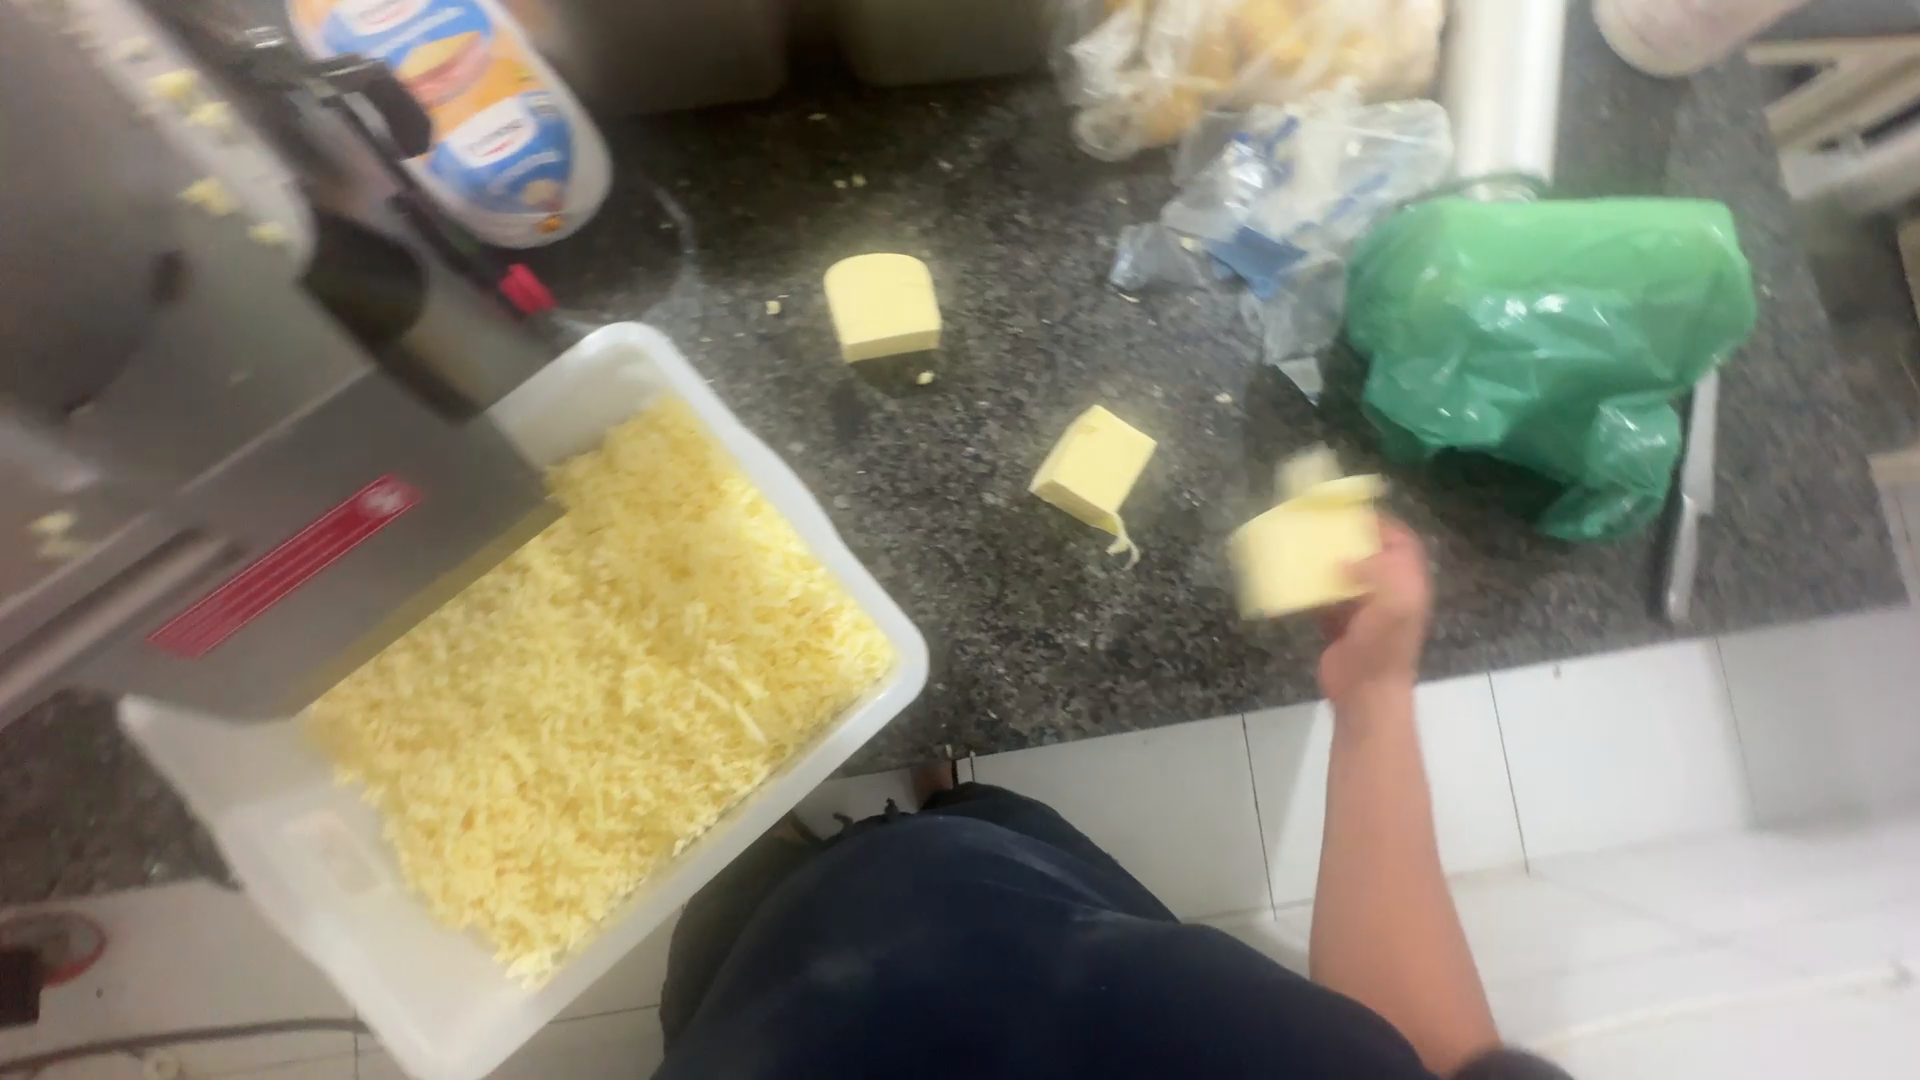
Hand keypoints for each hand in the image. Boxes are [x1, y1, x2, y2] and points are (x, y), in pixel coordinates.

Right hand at [1317, 517, 1430, 709]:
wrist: (1365, 692)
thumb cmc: (1383, 647)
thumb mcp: (1394, 603)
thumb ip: (1378, 571)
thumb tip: (1344, 559)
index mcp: (1408, 584)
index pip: (1402, 543)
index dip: (1383, 524)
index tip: (1354, 512)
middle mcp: (1388, 593)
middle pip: (1371, 555)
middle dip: (1348, 540)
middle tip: (1322, 527)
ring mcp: (1363, 610)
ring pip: (1345, 575)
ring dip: (1325, 562)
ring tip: (1303, 548)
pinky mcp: (1338, 624)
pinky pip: (1324, 597)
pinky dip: (1310, 587)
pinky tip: (1293, 580)